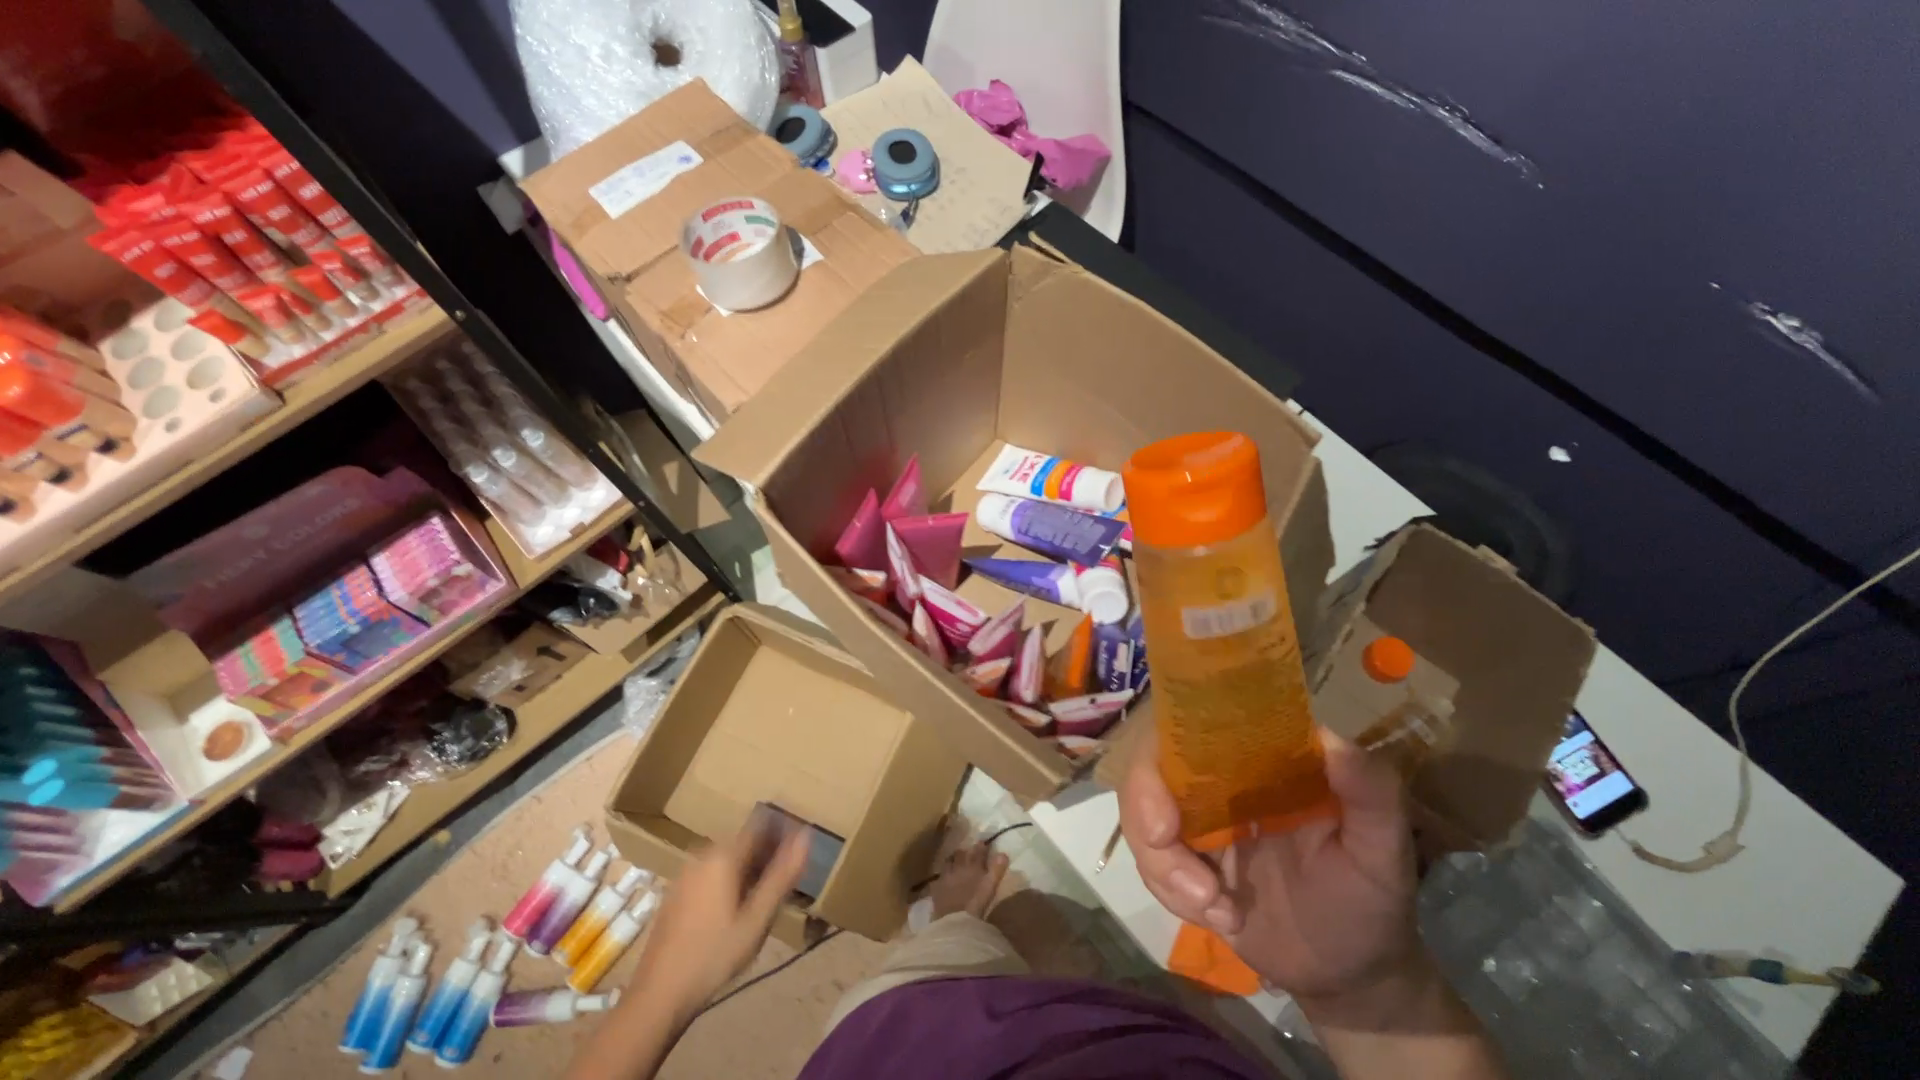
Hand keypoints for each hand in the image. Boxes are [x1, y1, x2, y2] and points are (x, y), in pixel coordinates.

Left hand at [630, 821, 809, 1012]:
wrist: (660, 993)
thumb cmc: (715, 955)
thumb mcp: (757, 919)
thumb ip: (782, 876)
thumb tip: (806, 836)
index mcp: (723, 857)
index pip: (760, 826)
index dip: (783, 833)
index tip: (801, 851)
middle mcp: (701, 857)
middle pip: (743, 844)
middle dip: (767, 855)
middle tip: (787, 881)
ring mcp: (685, 876)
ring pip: (727, 861)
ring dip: (749, 871)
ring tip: (766, 898)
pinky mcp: (676, 895)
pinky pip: (711, 876)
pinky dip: (729, 883)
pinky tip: (736, 912)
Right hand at [1119, 729, 1430, 1013]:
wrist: (1346, 975)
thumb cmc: (1370, 900)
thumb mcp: (1384, 849)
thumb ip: (1371, 793)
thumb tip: (1329, 739)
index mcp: (1265, 759)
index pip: (1200, 722)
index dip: (1169, 745)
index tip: (1169, 809)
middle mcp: (1223, 779)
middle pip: (1151, 764)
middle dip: (1145, 809)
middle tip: (1166, 849)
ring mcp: (1199, 820)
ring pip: (1141, 815)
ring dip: (1163, 865)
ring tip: (1215, 909)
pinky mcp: (1183, 861)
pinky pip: (1149, 861)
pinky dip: (1171, 892)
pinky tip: (1221, 920)